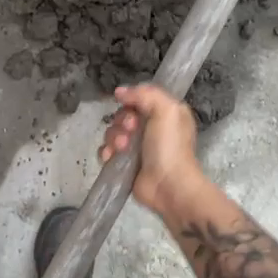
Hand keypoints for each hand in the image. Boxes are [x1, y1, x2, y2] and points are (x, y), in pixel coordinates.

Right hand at [98, 84, 210, 216]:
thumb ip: (145, 94)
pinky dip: (107, 152)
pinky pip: (107, 150)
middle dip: (122, 121)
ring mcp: (137, 147)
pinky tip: (111, 157)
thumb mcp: (166, 110)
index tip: (130, 108)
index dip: (132, 101)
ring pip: (113, 132)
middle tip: (130, 131)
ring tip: (122, 148)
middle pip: (124, 114)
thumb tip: (120, 92)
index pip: (140, 98)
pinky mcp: (125, 163)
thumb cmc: (170, 146)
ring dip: (114, 137)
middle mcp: (152, 128)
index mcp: (165, 113)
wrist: (168, 185)